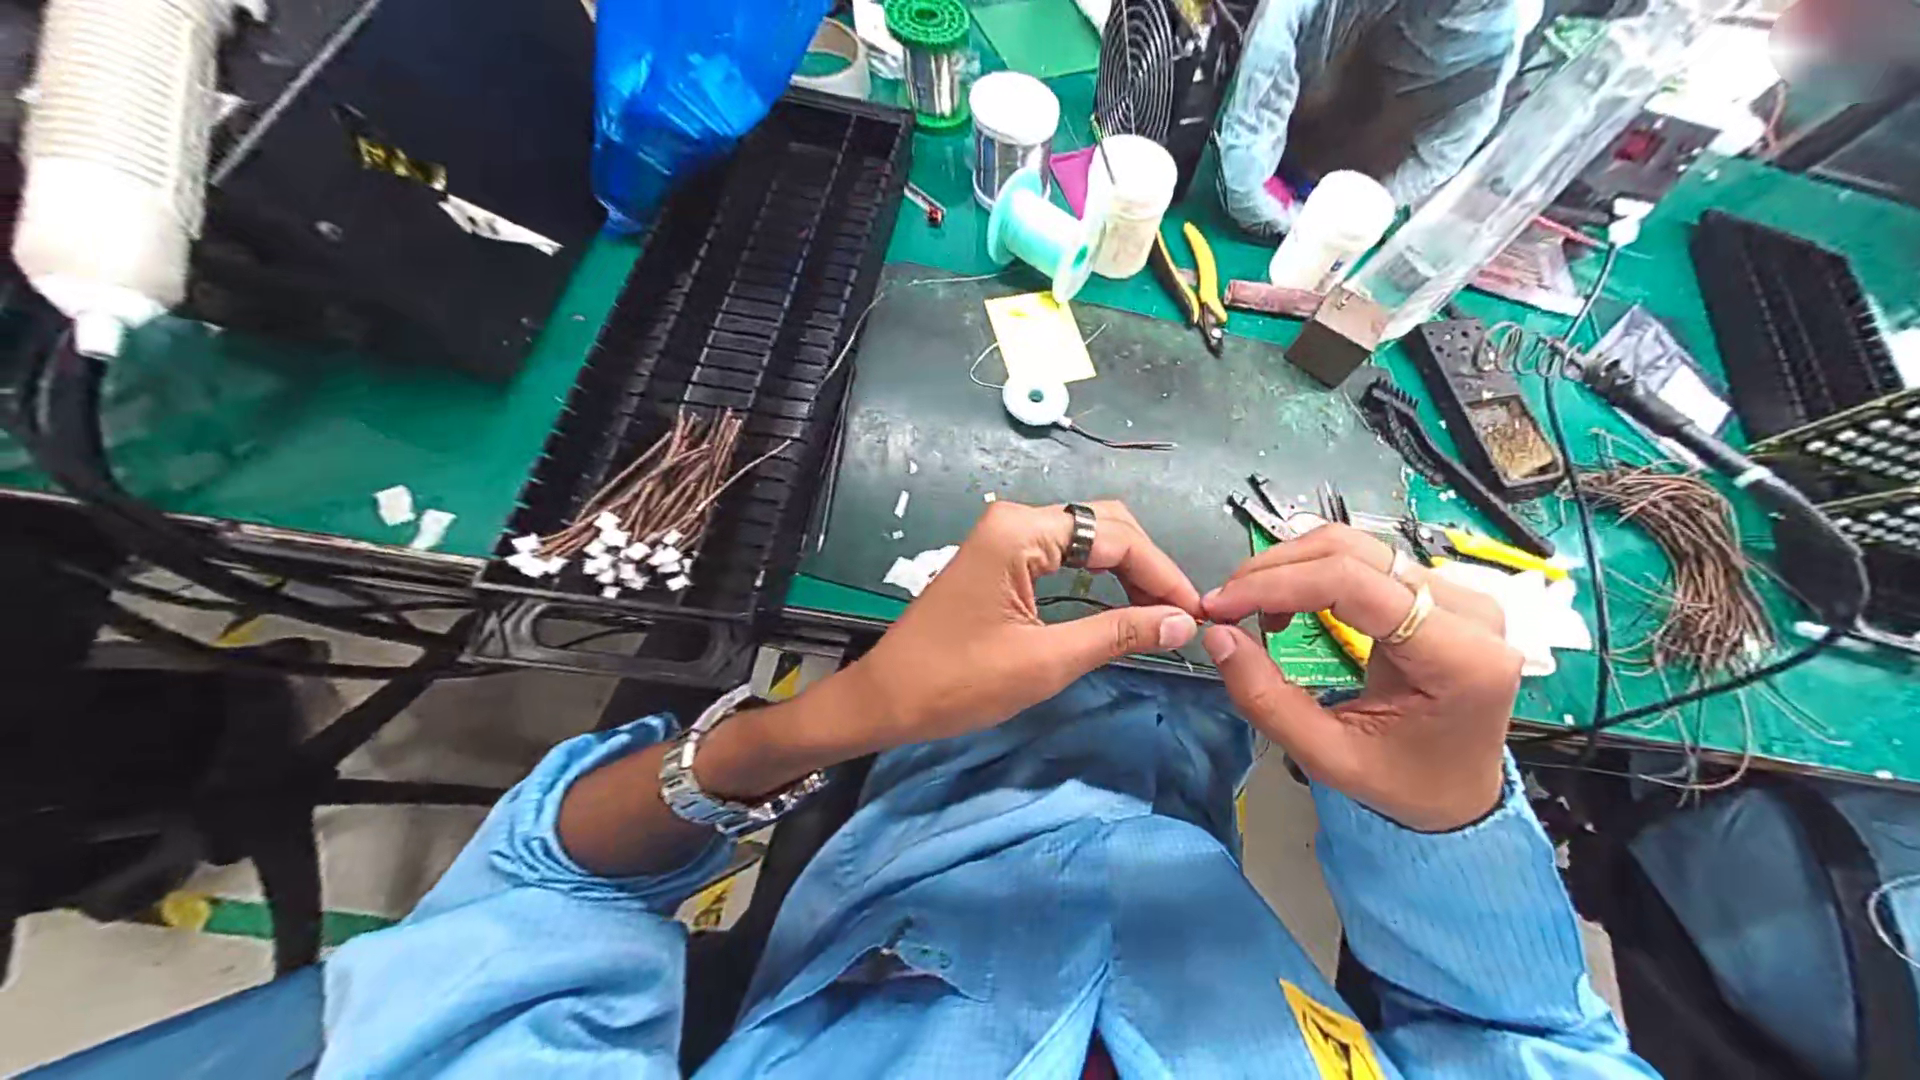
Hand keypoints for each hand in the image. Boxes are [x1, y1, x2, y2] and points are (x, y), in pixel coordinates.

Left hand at [845, 500, 1200, 751]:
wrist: (888, 697)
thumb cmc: (958, 681)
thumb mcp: (1045, 661)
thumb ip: (1117, 633)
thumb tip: (1182, 621)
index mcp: (1021, 531)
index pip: (1115, 537)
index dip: (1162, 574)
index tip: (1196, 613)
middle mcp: (1014, 519)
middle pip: (1104, 526)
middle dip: (1147, 567)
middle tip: (1178, 615)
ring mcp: (1004, 536)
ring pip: (1086, 538)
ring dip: (1126, 571)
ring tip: (1157, 615)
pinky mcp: (1000, 557)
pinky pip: (1062, 554)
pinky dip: (1097, 576)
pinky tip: (1119, 603)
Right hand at [1200, 524, 1521, 831]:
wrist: (1459, 792)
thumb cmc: (1405, 782)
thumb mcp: (1327, 756)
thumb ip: (1266, 697)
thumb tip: (1218, 635)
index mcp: (1459, 657)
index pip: (1352, 584)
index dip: (1275, 585)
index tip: (1220, 606)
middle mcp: (1466, 611)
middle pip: (1349, 551)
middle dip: (1271, 571)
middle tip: (1225, 604)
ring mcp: (1454, 594)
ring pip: (1349, 545)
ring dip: (1285, 568)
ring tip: (1250, 606)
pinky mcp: (1433, 592)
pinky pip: (1358, 559)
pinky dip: (1305, 573)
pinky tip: (1284, 605)